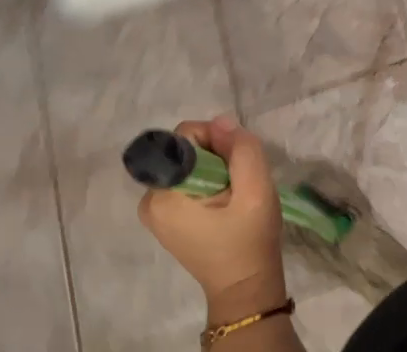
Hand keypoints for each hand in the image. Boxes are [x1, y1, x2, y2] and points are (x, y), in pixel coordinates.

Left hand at [137, 116, 286, 318]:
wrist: (245, 286)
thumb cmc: (249, 239)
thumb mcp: (256, 190)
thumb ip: (241, 149)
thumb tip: (221, 121)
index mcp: (163, 196)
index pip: (185, 137)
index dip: (217, 139)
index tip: (237, 163)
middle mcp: (150, 200)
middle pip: (186, 149)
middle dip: (218, 155)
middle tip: (240, 183)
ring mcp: (157, 211)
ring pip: (190, 163)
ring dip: (217, 168)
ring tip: (235, 195)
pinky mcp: (168, 217)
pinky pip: (189, 179)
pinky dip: (211, 182)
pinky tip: (227, 202)